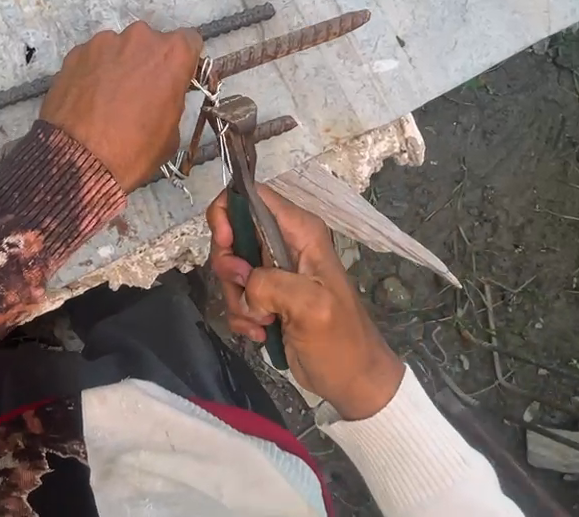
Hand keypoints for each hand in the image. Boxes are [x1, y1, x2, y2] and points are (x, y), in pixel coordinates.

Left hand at [40, 21, 200, 190]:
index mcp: (172, 54)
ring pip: (119, 48)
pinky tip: (88, 98)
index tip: (175, 77)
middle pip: (151, 43)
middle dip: (148, 62)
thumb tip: (161, 97)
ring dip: (119, 65)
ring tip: (108, 97)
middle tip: (140, 91)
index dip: (183, 61)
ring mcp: (104, 42)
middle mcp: (140, 38)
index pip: (189, 42)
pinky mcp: (76, 52)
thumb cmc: (134, 149)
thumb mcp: (171, 133)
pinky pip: (93, 57)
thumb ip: (172, 100)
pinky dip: (94, 71)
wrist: (78, 160)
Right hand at [208, 184, 405, 419]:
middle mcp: (284, 241)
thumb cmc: (341, 341)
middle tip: (244, 295)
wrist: (353, 383)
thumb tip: (245, 285)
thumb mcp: (311, 307)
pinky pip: (236, 292)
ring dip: (235, 297)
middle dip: (229, 266)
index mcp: (300, 230)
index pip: (251, 195)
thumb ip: (271, 284)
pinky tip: (260, 331)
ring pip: (230, 265)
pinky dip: (240, 313)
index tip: (225, 245)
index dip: (228, 212)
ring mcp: (273, 268)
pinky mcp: (265, 293)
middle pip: (232, 231)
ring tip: (260, 321)